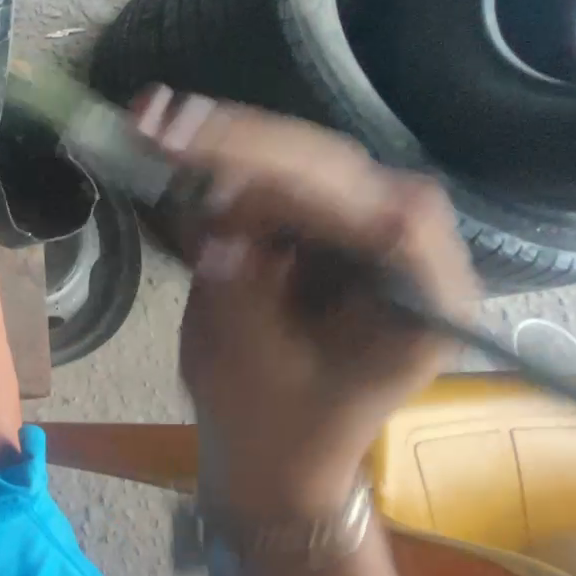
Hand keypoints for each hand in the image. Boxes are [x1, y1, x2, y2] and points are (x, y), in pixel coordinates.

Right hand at [135, 89, 480, 519]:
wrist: (270, 453)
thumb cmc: (270, 425)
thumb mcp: (250, 363)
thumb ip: (242, 288)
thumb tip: (221, 224)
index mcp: (422, 299)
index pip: (381, 216)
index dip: (297, 185)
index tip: (213, 172)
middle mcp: (403, 252)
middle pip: (338, 172)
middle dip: (246, 145)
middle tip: (160, 123)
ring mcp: (355, 236)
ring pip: (303, 163)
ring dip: (226, 141)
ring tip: (152, 122)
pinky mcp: (310, 231)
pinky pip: (272, 179)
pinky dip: (217, 159)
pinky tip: (170, 141)